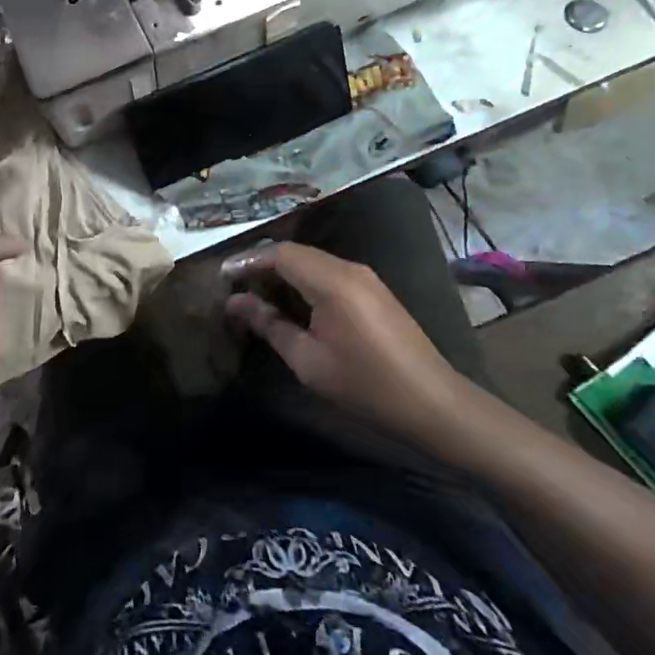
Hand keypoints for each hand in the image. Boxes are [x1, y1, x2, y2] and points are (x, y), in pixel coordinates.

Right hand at [225, 243, 471, 441]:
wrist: (431, 400)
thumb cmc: (364, 384)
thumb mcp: (308, 360)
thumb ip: (270, 325)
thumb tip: (235, 303)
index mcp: (332, 281)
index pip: (280, 254)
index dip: (249, 262)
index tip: (223, 278)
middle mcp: (349, 268)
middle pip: (297, 253)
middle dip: (264, 266)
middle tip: (236, 288)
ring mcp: (366, 277)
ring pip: (314, 262)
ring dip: (285, 273)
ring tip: (258, 297)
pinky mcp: (374, 290)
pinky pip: (330, 273)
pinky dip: (305, 281)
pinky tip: (293, 304)